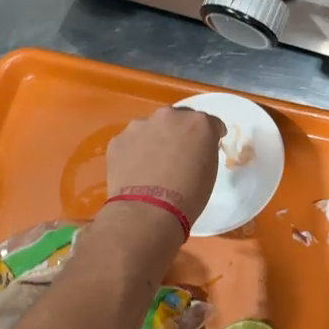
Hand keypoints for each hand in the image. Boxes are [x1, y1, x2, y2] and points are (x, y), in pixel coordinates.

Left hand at [103, 108, 226, 227]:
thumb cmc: (189, 194)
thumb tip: (193, 150)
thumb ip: (203, 150)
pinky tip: (136, 171)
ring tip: (154, 164)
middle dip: (180, 133)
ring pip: (152, 128)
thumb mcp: (209, 169)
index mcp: (198, 123)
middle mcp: (169, 116)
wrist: (148, 212)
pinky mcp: (118, 140)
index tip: (208, 148)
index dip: (211, 136)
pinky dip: (135, 152)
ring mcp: (140, 126)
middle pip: (178, 119)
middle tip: (180, 154)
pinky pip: (131, 142)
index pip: (210, 123)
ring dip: (156, 139)